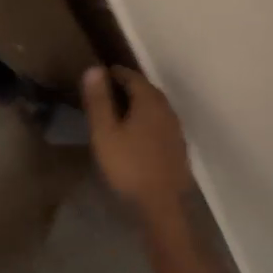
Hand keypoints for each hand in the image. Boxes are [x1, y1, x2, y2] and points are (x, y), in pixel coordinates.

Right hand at [83, 65, 194, 203]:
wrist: (160, 203)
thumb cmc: (127, 165)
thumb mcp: (104, 132)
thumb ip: (99, 101)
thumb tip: (94, 69)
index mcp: (149, 103)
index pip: (134, 77)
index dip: (117, 73)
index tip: (102, 73)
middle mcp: (167, 110)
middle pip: (148, 90)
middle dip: (130, 85)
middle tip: (109, 88)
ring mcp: (175, 129)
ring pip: (156, 106)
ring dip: (140, 102)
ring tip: (121, 108)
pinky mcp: (178, 146)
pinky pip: (161, 121)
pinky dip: (148, 118)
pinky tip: (137, 131)